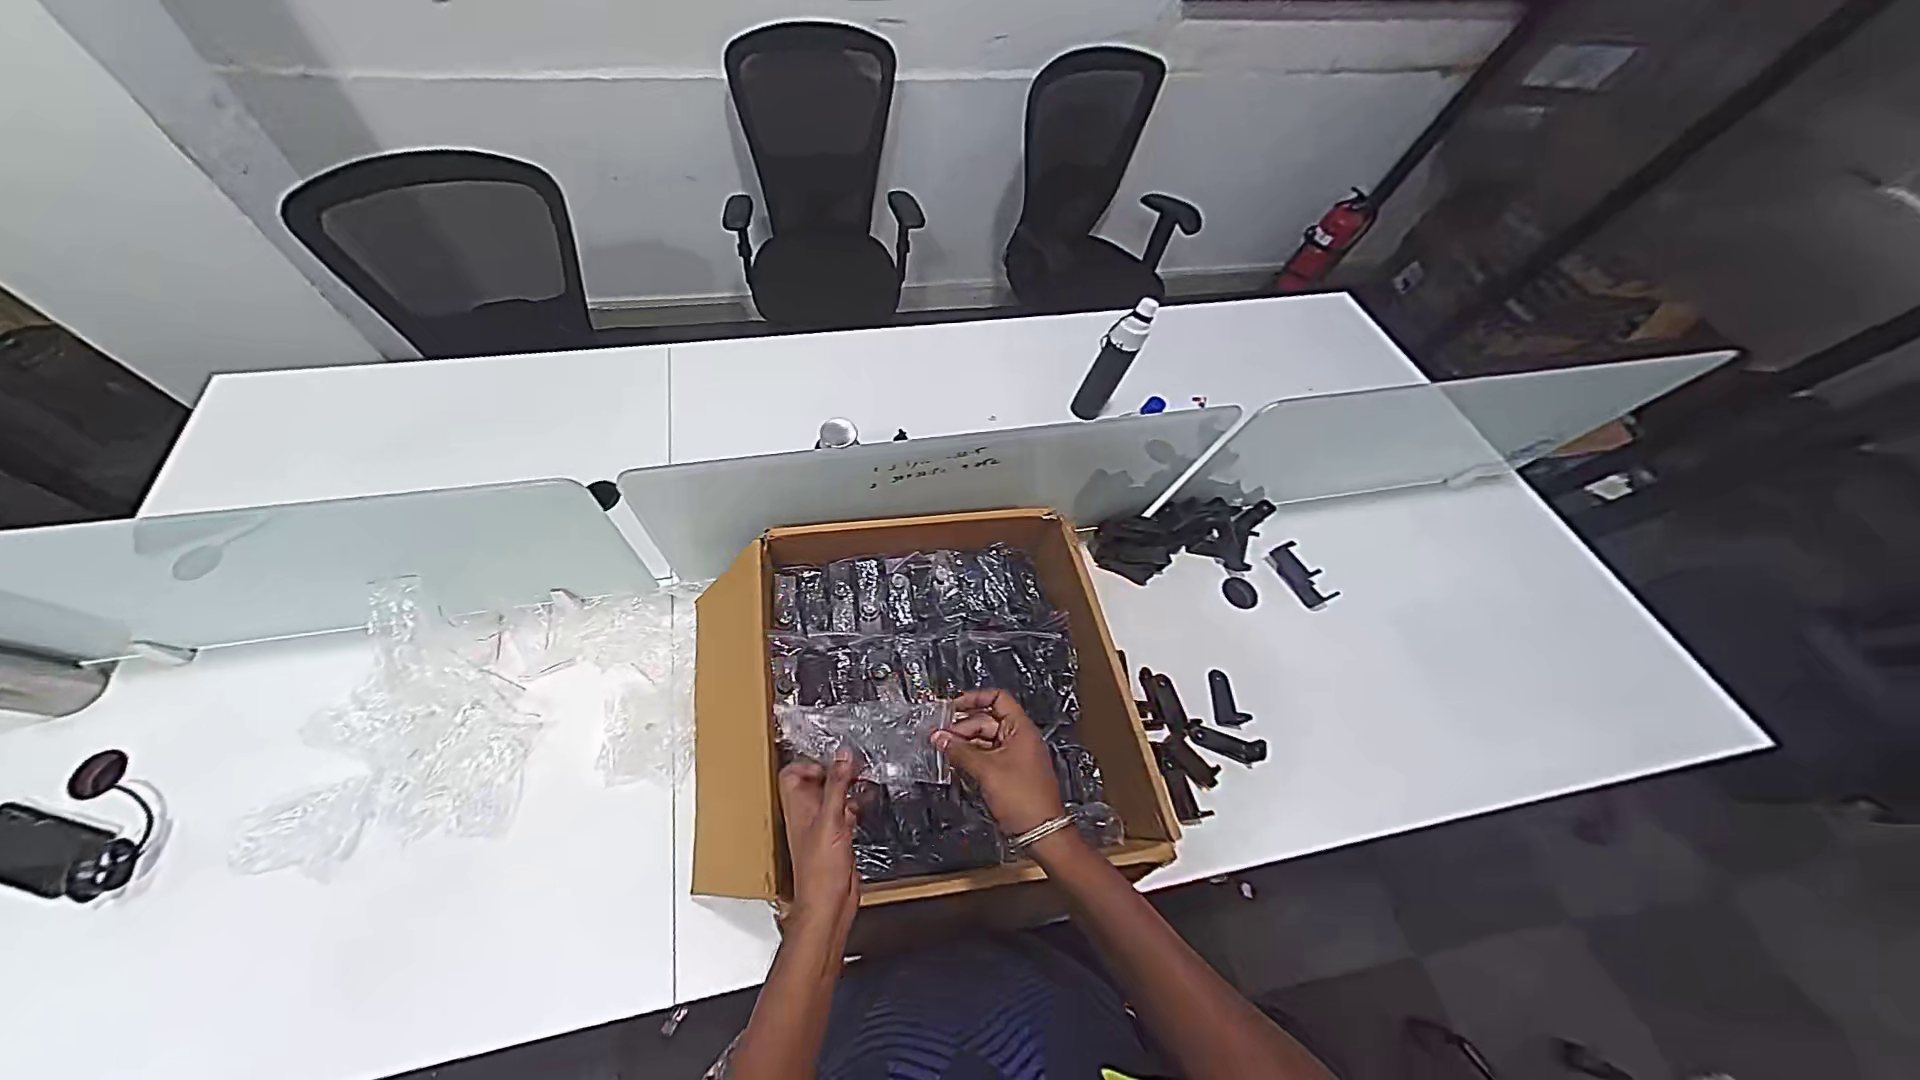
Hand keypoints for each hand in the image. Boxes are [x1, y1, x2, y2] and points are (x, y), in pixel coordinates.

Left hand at [777, 751, 859, 933]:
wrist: (829, 905)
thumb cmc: (820, 871)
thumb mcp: (830, 820)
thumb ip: (836, 786)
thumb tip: (841, 757)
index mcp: (798, 807)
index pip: (792, 773)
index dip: (809, 763)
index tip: (832, 763)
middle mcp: (808, 815)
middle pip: (815, 783)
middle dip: (835, 773)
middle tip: (853, 768)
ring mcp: (823, 827)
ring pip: (832, 797)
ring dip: (847, 789)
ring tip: (862, 782)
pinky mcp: (838, 838)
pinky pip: (845, 813)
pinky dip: (855, 806)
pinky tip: (864, 805)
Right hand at [934, 689, 1067, 835]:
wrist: (1040, 831)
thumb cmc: (1023, 798)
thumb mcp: (987, 770)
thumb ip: (960, 751)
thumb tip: (940, 737)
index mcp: (1021, 728)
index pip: (998, 699)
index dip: (975, 699)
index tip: (953, 706)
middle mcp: (1018, 737)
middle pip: (986, 720)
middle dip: (962, 726)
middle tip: (941, 734)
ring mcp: (1014, 754)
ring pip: (984, 739)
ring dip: (964, 743)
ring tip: (944, 749)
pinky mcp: (1008, 771)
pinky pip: (986, 755)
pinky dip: (971, 756)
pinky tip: (955, 762)